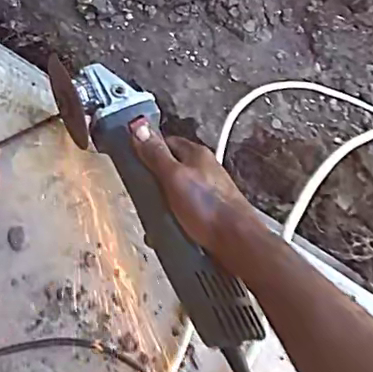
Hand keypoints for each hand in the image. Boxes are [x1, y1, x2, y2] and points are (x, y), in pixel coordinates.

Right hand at [129, 118, 255, 257]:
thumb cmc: (207, 208)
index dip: (148, 150)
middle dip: (155, 183)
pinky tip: (171, 232)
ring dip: (165, 205)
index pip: (166, 142)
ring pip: (179, 192)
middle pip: (172, 168)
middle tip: (142, 196)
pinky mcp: (214, 213)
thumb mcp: (173, 177)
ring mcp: (211, 191)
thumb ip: (156, 154)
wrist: (239, 244)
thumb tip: (138, 126)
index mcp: (196, 154)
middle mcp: (205, 169)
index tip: (133, 162)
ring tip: (154, 221)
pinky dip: (177, 220)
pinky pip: (188, 212)